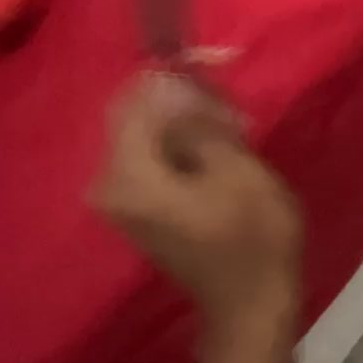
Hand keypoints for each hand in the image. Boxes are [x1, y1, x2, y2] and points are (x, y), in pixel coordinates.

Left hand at [91, 72, 302, 327]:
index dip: (174, 72)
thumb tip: (174, 83)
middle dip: (186, 97)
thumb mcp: (238, 170)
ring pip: (149, 130)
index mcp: (128, 174)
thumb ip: (200, 124)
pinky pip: (154, 153)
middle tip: (237, 106)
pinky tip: (223, 146)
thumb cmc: (253, 234)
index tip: (221, 62)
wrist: (250, 300)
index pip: (133, 98)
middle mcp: (109, 182)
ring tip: (238, 126)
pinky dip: (186, 140)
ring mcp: (122, 196)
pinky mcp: (140, 204)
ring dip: (191, 118)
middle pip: (137, 112)